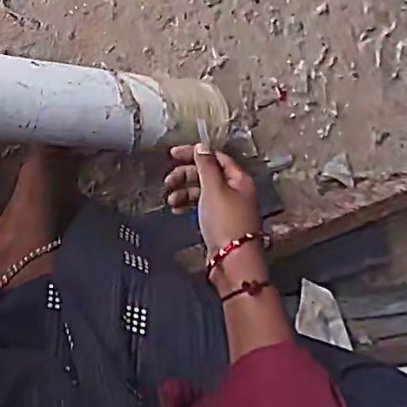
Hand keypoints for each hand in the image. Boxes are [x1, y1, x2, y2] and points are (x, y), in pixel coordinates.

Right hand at [163, 144, 263, 272]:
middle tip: (168, 181)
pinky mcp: (219, 221)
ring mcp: (227, 206)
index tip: (172, 155)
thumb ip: (206, 166)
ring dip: (184, 191)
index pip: (215, 157)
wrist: (232, 260)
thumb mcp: (213, 189)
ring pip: (202, 190)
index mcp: (238, 178)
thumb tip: (201, 146)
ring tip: (171, 200)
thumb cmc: (224, 220)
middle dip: (185, 175)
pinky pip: (201, 205)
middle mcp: (235, 190)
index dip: (194, 154)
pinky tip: (177, 209)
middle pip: (207, 173)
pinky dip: (188, 204)